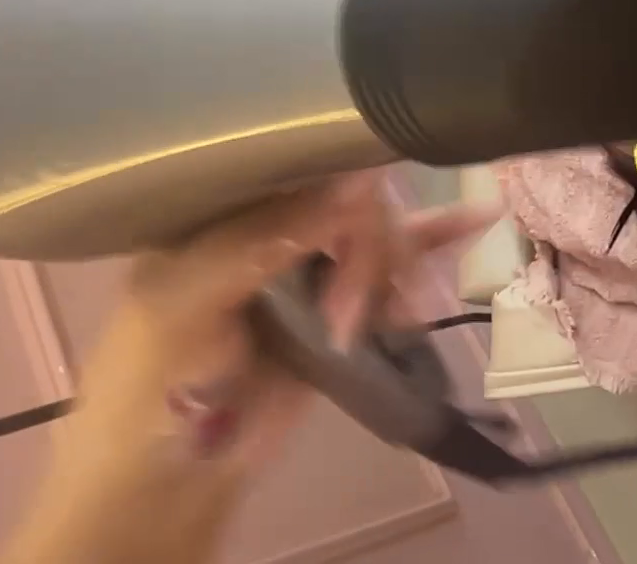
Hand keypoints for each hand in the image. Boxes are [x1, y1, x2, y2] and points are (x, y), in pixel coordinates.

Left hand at [2, 174, 497, 562]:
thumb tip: (363, 181)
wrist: (175, 477)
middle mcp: (270, 219)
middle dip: (367, 253)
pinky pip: (403, 253)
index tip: (368, 210)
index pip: (296, 160)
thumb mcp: (189, 302)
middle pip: (352, 199)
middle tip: (349, 313)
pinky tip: (482, 217)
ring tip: (401, 313)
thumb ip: (269, 237)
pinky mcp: (348, 289)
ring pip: (383, 229)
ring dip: (399, 267)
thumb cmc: (154, 384)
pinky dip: (442, 237)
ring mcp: (313, 255)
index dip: (340, 177)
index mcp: (217, 206)